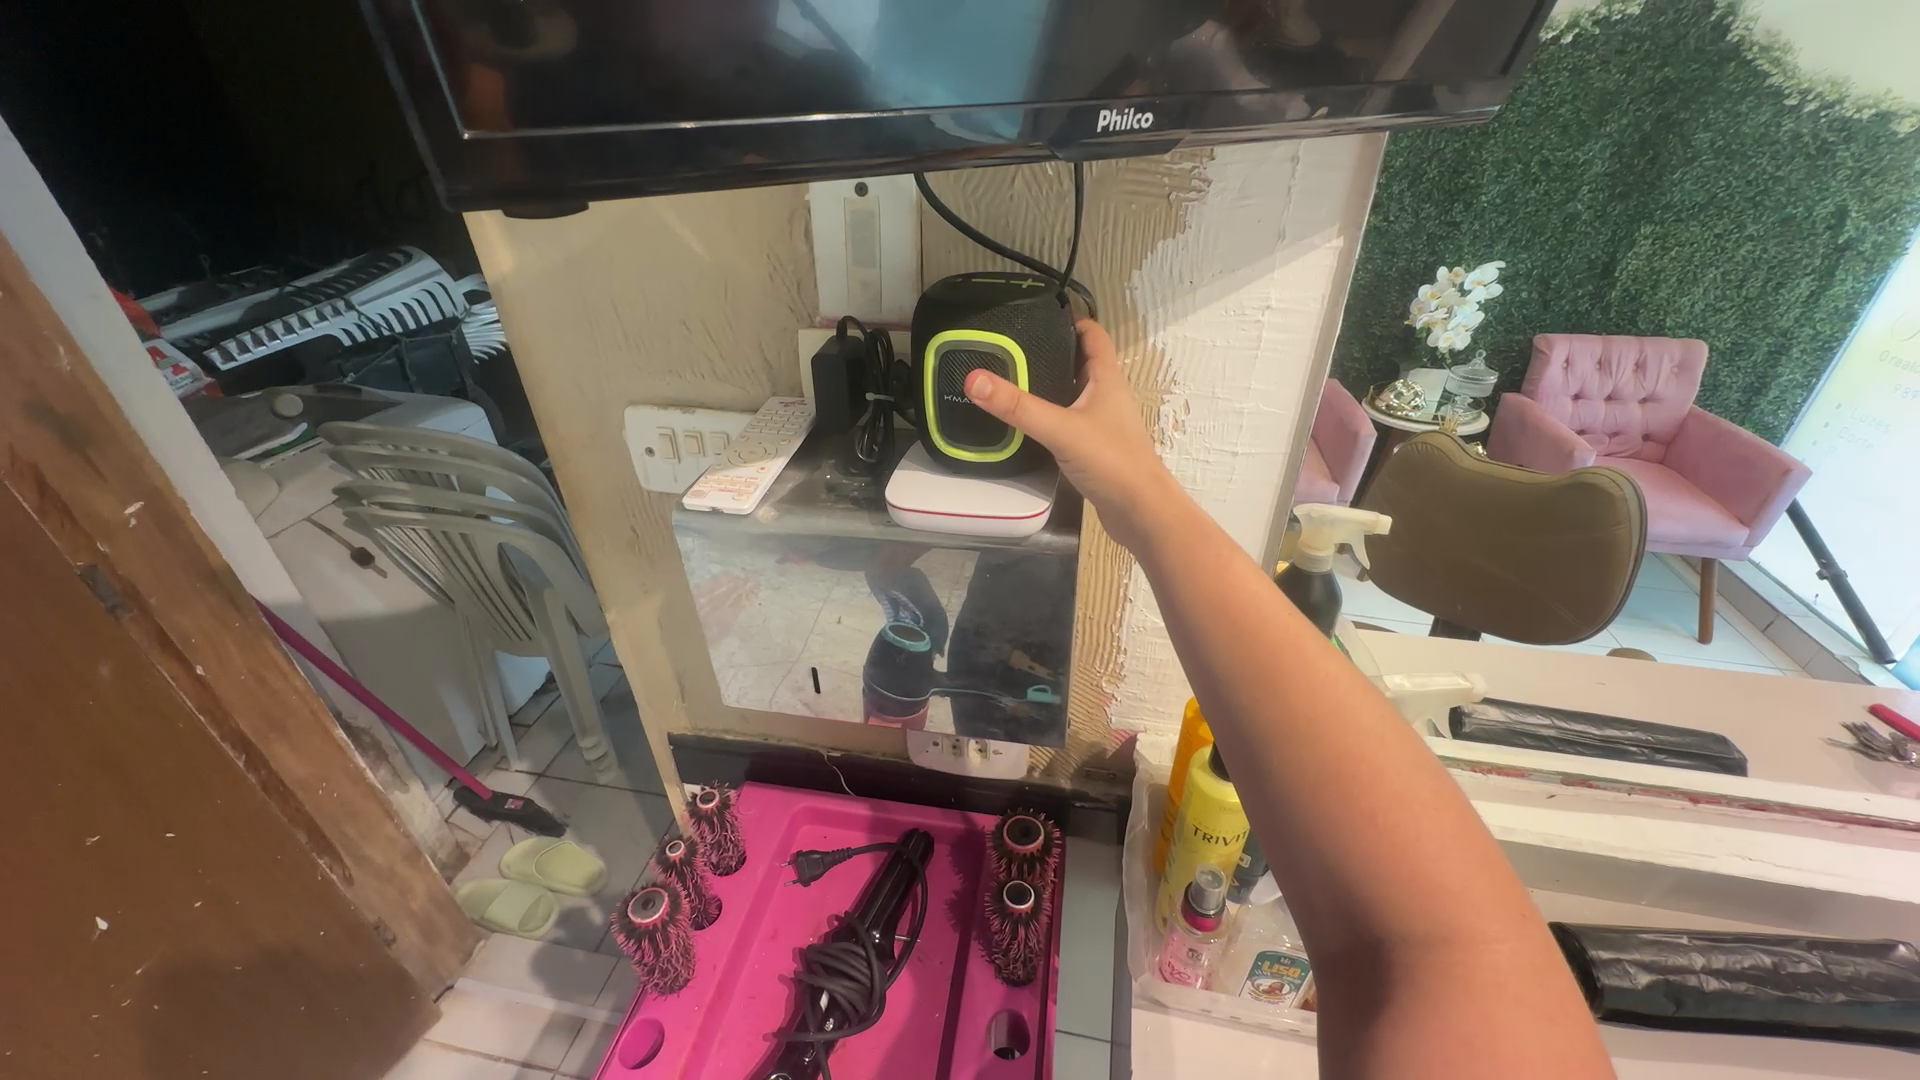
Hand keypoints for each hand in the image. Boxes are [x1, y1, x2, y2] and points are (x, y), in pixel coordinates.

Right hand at [964, 319, 1181, 550]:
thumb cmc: (1111, 462)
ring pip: (1074, 397)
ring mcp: (1103, 426)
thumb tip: (974, 380)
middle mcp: (1107, 398)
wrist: (1140, 513)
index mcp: (1107, 381)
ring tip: (1013, 383)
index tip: (1040, 315)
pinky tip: (1029, 427)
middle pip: (1081, 365)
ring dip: (1050, 388)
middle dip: (1053, 354)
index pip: (1094, 337)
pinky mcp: (1096, 451)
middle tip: (1013, 349)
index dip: (1073, 320)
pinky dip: (1051, 419)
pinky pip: (1070, 425)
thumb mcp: (1060, 429)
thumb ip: (1018, 407)